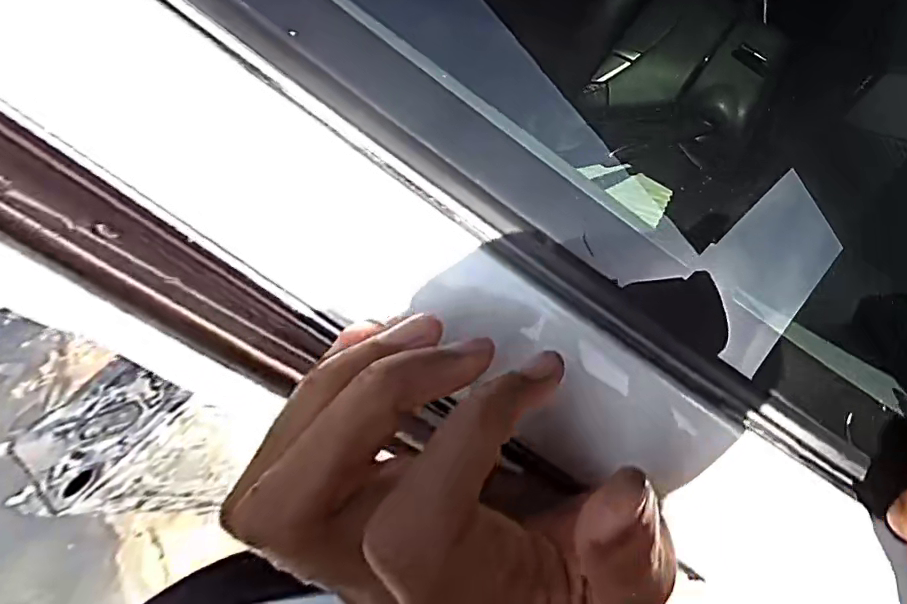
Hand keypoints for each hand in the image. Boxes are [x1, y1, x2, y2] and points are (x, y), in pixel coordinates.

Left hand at [221, 315, 675, 603]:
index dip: (476, 427)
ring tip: (429, 329)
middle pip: (298, 504)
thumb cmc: (582, 590)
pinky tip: (379, 343)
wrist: (543, 598)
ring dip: (347, 379)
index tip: (540, 374)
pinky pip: (294, 450)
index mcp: (451, 591)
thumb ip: (630, 552)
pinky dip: (330, 382)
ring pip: (276, 475)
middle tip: (469, 349)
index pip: (412, 525)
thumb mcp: (628, 584)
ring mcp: (354, 539)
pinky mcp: (358, 500)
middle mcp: (379, 575)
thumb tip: (620, 497)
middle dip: (382, 396)